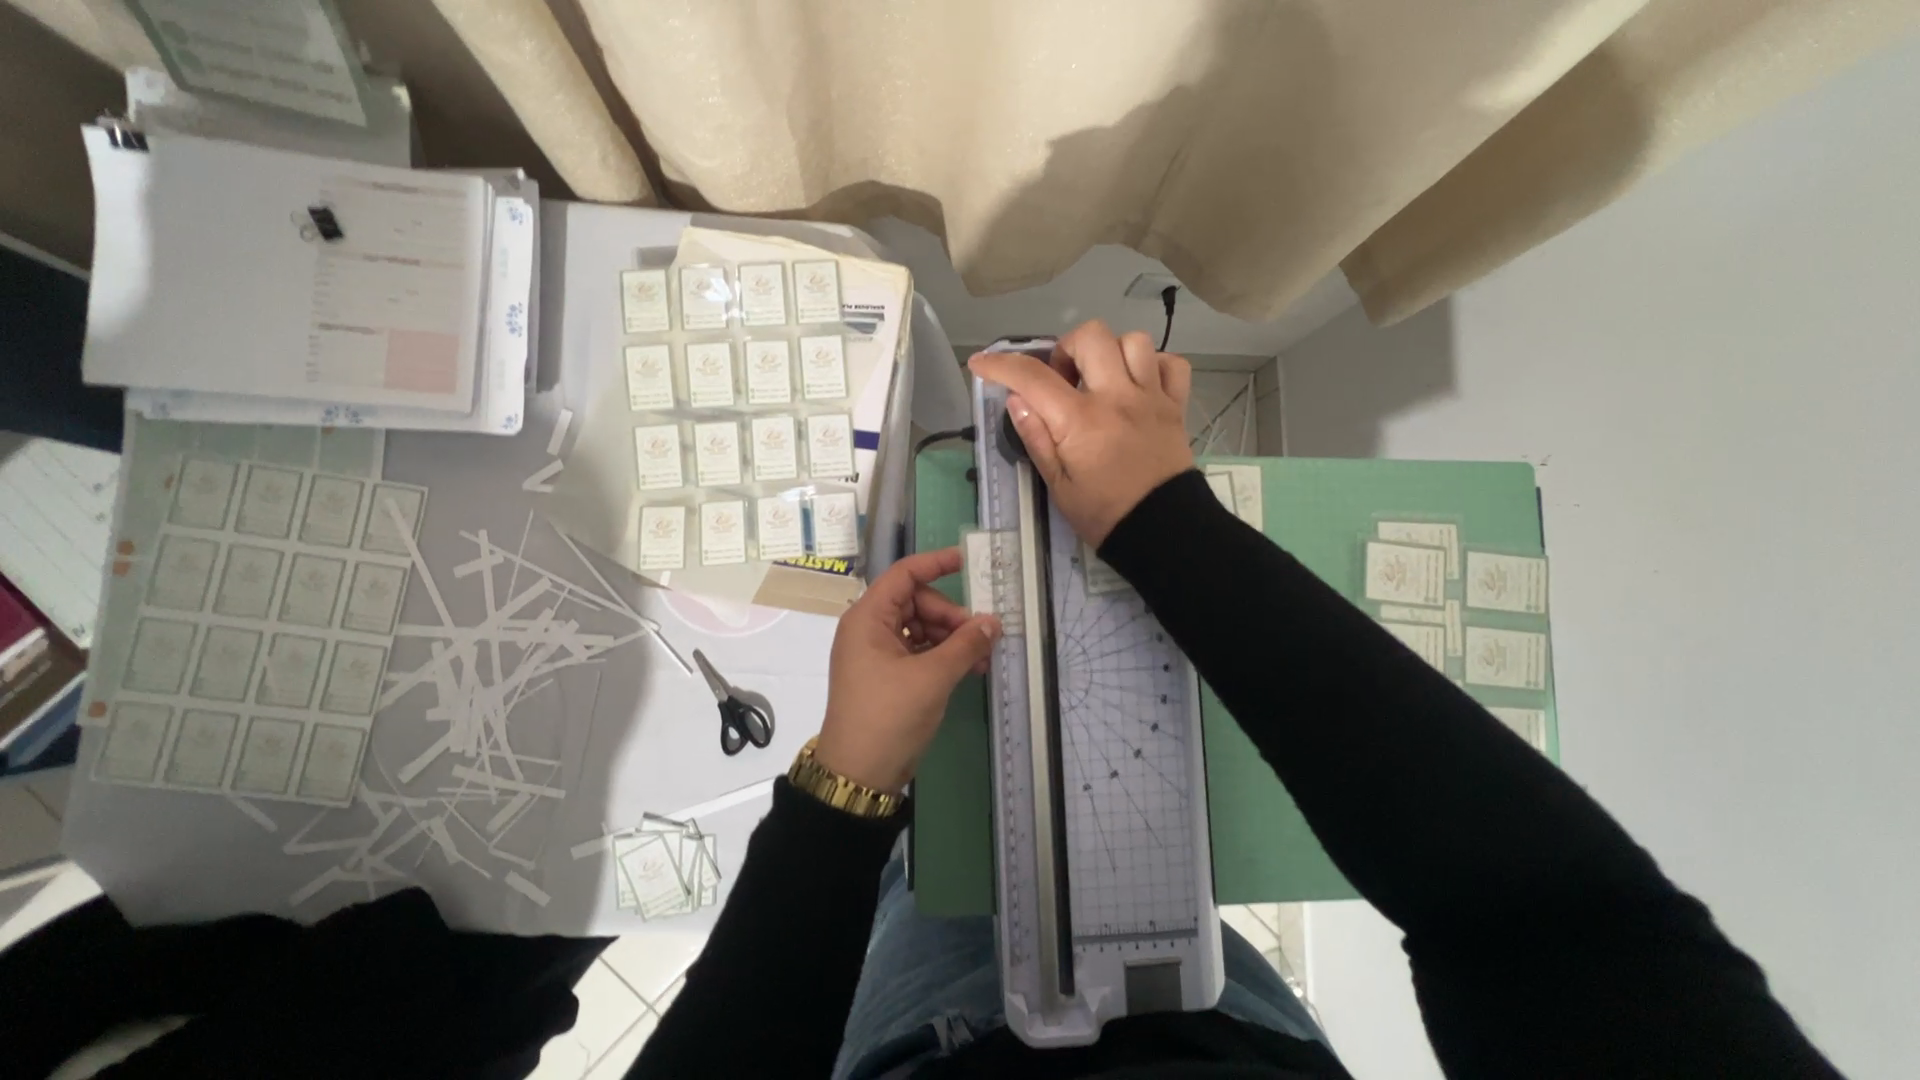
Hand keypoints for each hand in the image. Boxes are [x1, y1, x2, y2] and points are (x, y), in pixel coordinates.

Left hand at [815, 548, 1000, 792]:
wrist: (858, 774)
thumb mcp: (932, 678)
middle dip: (951, 615)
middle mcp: (869, 629)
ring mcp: (877, 653)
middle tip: (981, 637)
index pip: (904, 574)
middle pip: (916, 602)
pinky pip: (918, 651)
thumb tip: (993, 623)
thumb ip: (965, 645)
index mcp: (868, 618)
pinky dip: (942, 656)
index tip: (968, 561)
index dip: (936, 564)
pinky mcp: (887, 676)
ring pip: (920, 628)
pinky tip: (970, 669)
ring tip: (981, 659)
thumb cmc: (888, 716)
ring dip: (951, 638)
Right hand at [968, 319, 1193, 547]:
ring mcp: (1151, 398)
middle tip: (1062, 380)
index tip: (981, 363)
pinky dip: (1153, 366)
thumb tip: (1016, 400)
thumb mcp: (1058, 486)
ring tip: (1101, 379)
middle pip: (1091, 336)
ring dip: (1111, 352)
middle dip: (1066, 349)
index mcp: (1080, 421)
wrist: (1164, 532)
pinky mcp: (1176, 406)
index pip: (1032, 377)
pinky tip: (1137, 384)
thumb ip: (1037, 438)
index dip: (1000, 365)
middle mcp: (1117, 397)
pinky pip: (1171, 364)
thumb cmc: (1104, 515)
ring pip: (1134, 341)